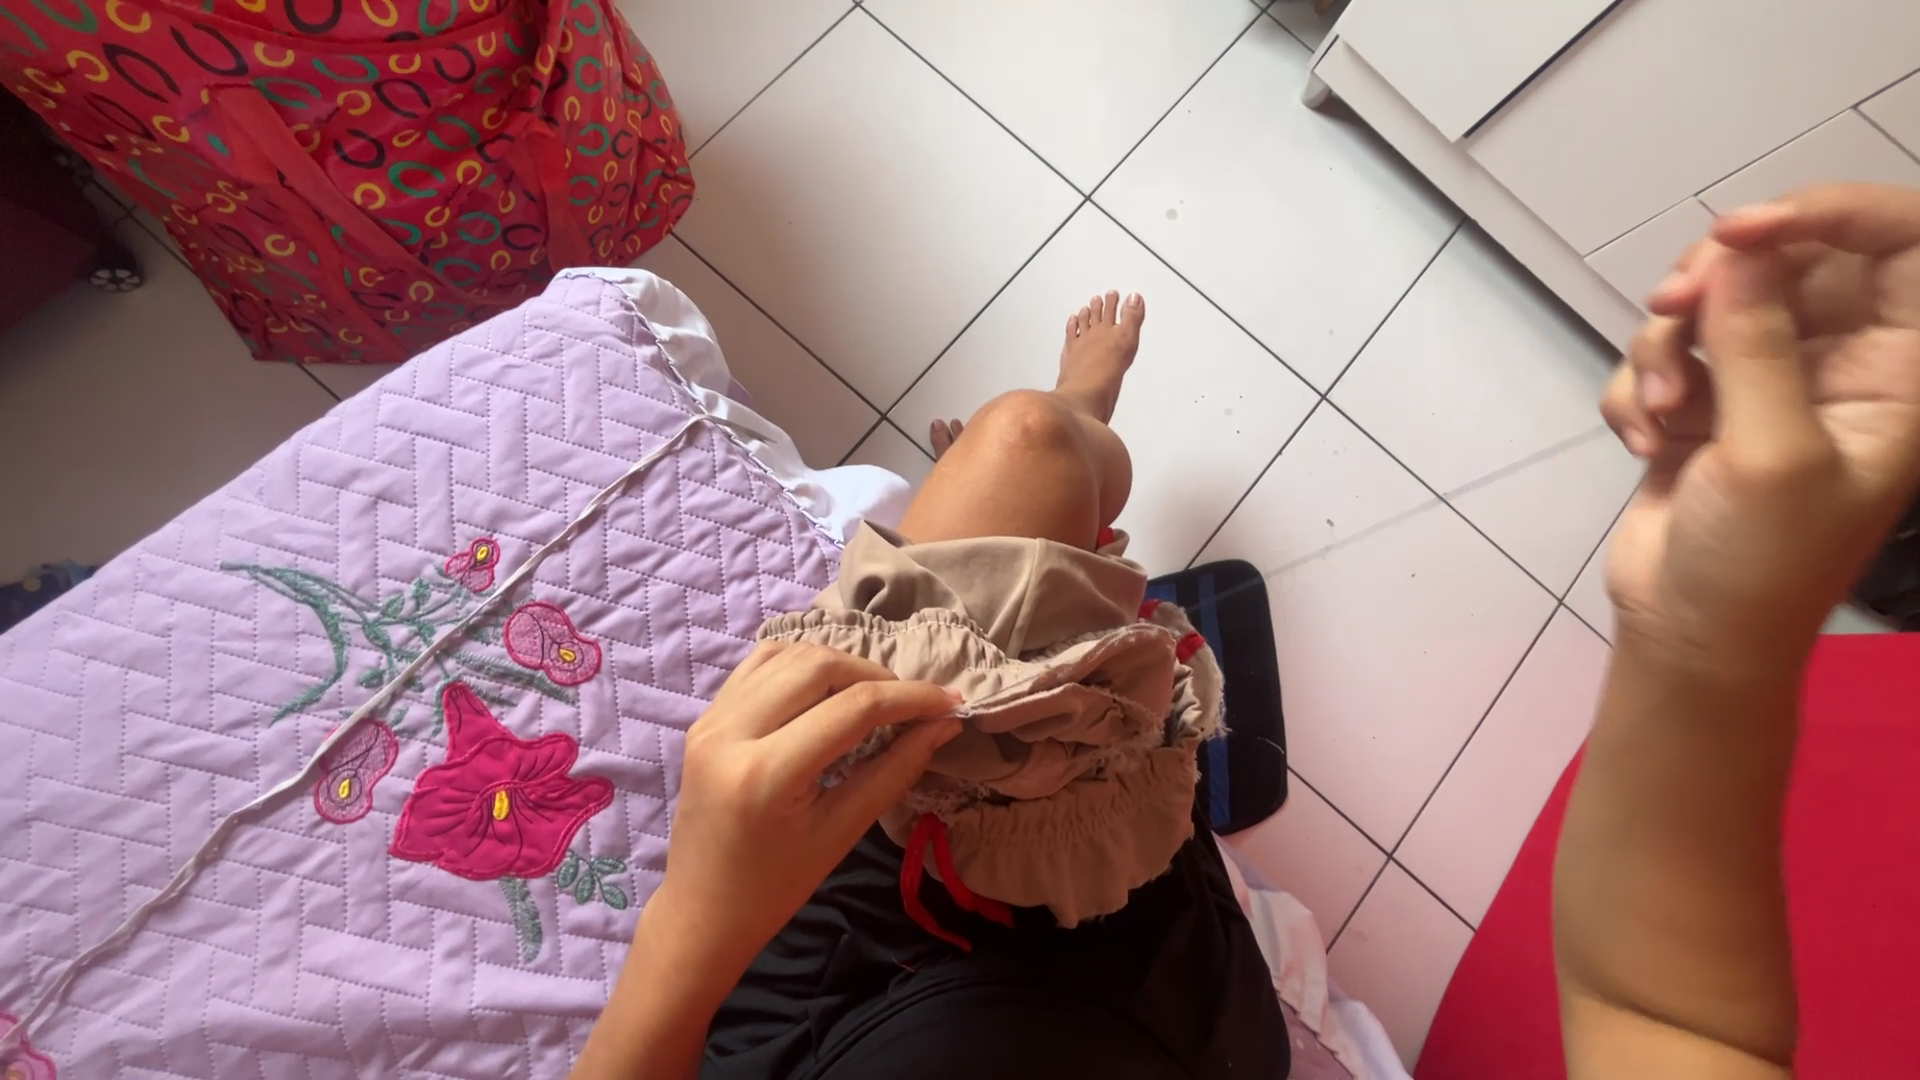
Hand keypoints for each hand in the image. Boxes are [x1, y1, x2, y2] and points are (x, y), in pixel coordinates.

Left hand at [645, 642, 960, 973]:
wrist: (702, 910)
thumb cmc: (777, 886)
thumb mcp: (843, 832)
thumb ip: (896, 770)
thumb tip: (944, 724)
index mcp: (765, 774)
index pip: (853, 708)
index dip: (910, 698)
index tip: (949, 703)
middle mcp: (730, 732)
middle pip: (821, 666)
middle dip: (876, 676)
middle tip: (909, 705)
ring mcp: (711, 718)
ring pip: (791, 655)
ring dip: (841, 665)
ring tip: (872, 696)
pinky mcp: (706, 715)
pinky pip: (762, 663)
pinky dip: (803, 663)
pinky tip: (826, 688)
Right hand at [1598, 185, 1919, 671]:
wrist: (1687, 623)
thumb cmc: (1760, 554)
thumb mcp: (1771, 452)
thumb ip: (1759, 351)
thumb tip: (1738, 260)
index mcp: (1899, 367)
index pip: (1897, 247)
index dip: (1825, 217)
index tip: (1735, 231)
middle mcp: (1834, 362)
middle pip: (1778, 268)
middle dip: (1712, 288)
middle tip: (1668, 314)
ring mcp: (1756, 386)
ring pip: (1699, 317)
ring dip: (1659, 356)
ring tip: (1657, 416)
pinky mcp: (1693, 409)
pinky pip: (1653, 366)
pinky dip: (1634, 396)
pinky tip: (1641, 442)